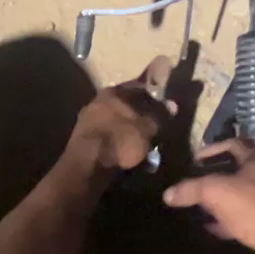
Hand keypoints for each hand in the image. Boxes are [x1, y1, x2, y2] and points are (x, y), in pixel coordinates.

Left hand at [63, 56, 173, 172]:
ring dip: (128, 131)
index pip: (139, 88)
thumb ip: (160, 115)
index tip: (163, 110)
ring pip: (115, 122)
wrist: (87, 165)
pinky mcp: (82, 139)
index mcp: (114, 92)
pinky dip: (116, 143)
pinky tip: (124, 155)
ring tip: (141, 147)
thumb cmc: (120, 140)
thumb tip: (171, 104)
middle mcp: (98, 100)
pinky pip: (107, 137)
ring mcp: (87, 119)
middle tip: (153, 130)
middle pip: (126, 106)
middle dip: (140, 117)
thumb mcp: (148, 128)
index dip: (153, 98)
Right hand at [164, 140, 254, 253]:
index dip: (213, 149)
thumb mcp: (217, 192)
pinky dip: (226, 221)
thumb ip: (191, 189)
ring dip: (218, 200)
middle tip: (191, 183)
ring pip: (239, 196)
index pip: (234, 143)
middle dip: (213, 176)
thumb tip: (167, 194)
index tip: (193, 160)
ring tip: (195, 206)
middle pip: (236, 170)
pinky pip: (243, 219)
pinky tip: (209, 228)